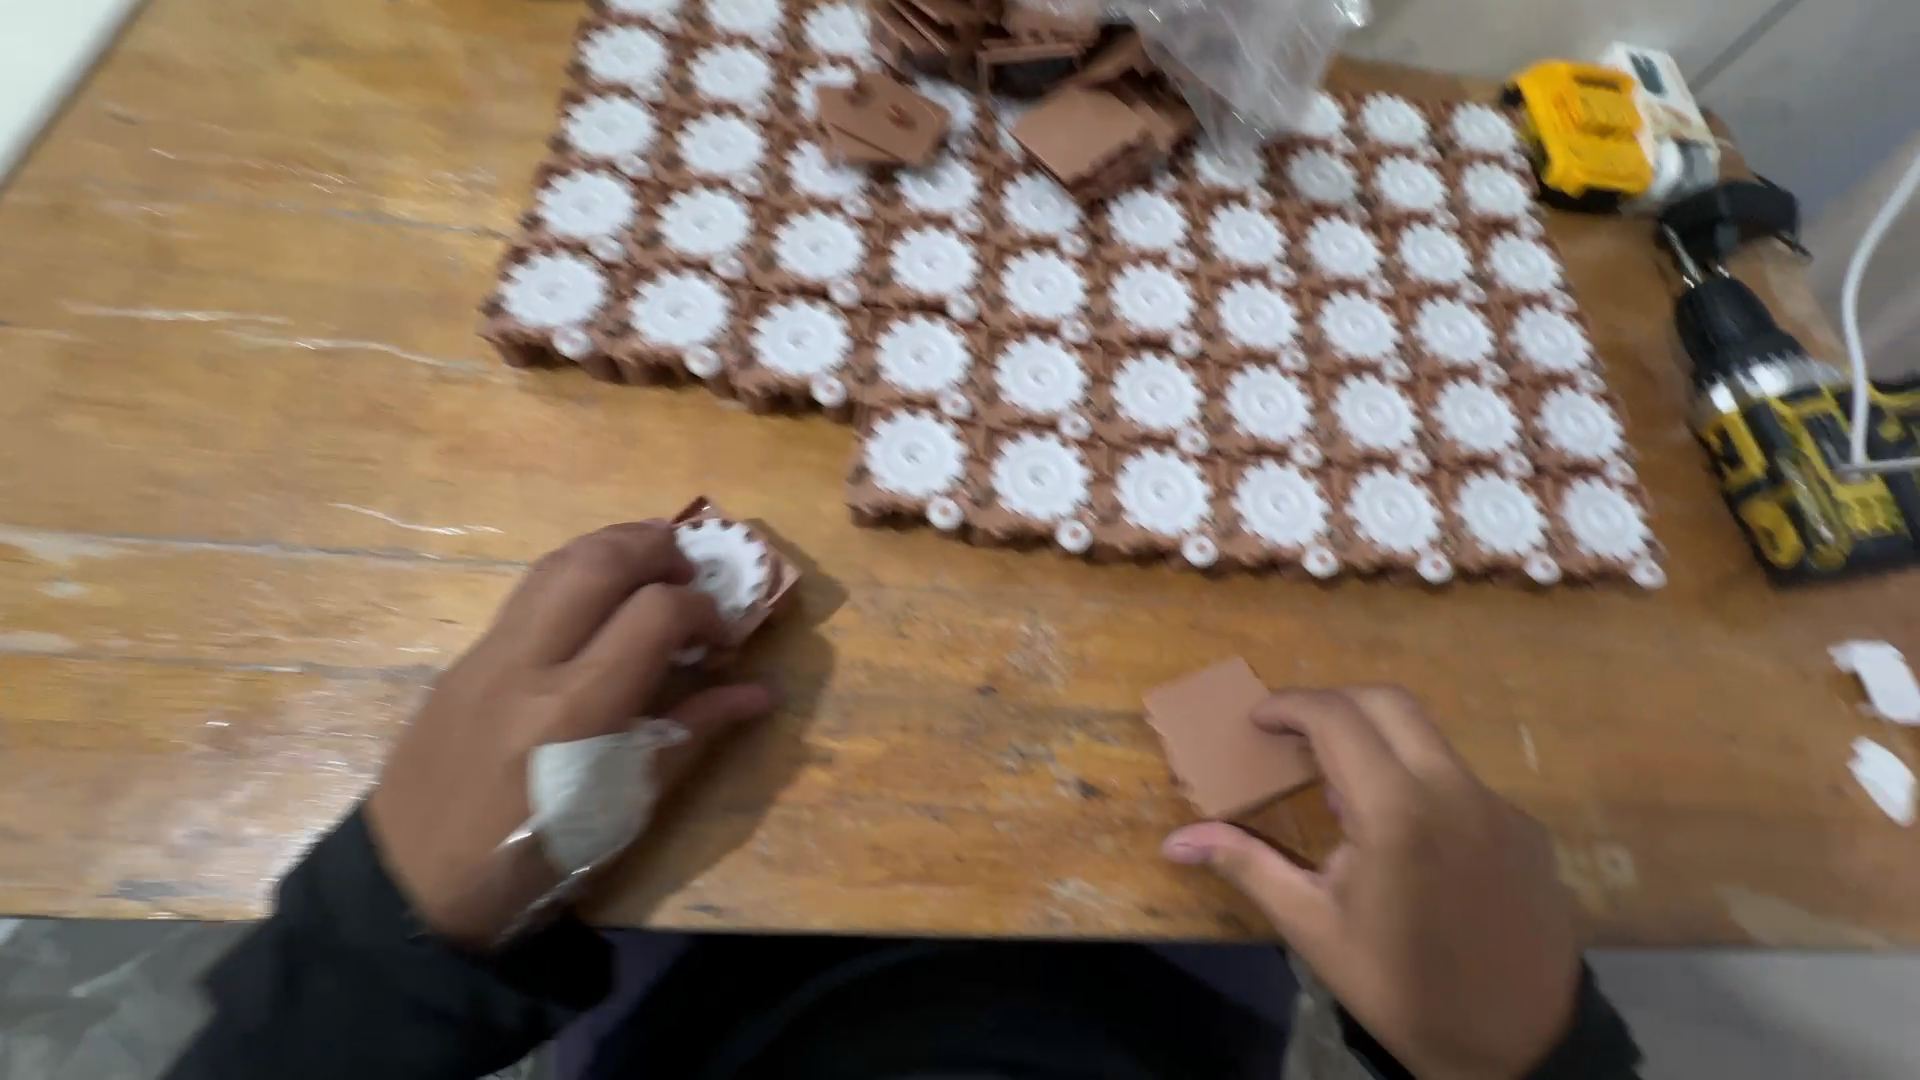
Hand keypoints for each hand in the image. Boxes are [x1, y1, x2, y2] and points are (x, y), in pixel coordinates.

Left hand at [366, 522, 777, 947]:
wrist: (413, 889)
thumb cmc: (540, 855)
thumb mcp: (630, 803)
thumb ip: (697, 731)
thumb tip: (762, 693)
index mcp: (578, 710)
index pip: (656, 612)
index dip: (704, 610)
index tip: (721, 637)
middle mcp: (528, 664)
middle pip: (599, 561)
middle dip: (657, 547)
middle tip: (691, 566)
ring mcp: (487, 654)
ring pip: (556, 562)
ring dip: (614, 545)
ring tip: (653, 559)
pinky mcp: (464, 657)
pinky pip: (530, 591)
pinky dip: (578, 571)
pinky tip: (601, 596)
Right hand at [1162, 687, 1579, 1079]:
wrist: (1523, 1055)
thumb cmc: (1400, 987)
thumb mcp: (1311, 926)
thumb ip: (1244, 864)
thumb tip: (1172, 842)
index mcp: (1395, 812)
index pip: (1336, 717)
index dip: (1289, 705)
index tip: (1258, 720)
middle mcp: (1454, 792)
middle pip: (1388, 701)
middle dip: (1332, 701)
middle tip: (1295, 731)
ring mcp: (1498, 807)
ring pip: (1428, 734)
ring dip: (1375, 735)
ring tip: (1340, 781)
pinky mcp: (1526, 828)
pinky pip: (1458, 776)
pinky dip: (1414, 774)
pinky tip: (1399, 830)